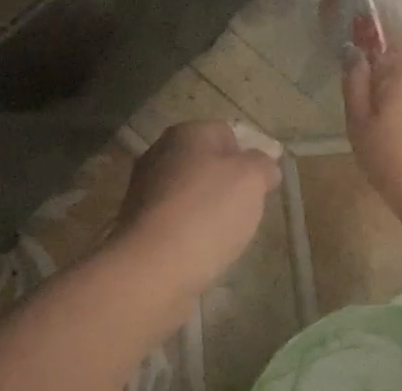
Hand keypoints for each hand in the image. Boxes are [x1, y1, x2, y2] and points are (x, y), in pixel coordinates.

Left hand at [112, 121, 281, 297]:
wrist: (151, 268)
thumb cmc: (207, 212)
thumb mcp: (251, 179)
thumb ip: (263, 165)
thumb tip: (265, 165)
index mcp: (187, 133)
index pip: (227, 133)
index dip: (249, 156)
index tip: (263, 184)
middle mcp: (160, 153)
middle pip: (205, 163)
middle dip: (227, 184)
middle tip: (246, 210)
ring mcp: (143, 190)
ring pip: (189, 193)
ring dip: (207, 210)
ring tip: (224, 236)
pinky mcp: (136, 226)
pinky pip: (174, 221)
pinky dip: (189, 232)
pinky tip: (200, 252)